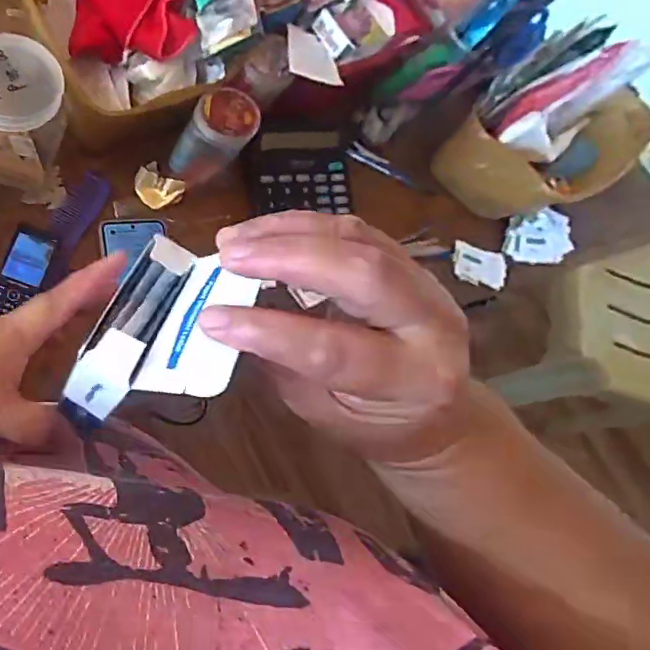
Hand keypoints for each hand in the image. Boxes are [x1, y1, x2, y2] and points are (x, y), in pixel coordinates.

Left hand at [0, 254, 125, 444]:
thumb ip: (37, 425)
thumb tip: (73, 438)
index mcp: (19, 332)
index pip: (65, 300)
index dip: (95, 280)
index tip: (121, 257)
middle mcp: (7, 327)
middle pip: (56, 306)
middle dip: (88, 295)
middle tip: (120, 286)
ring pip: (38, 323)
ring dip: (67, 316)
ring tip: (93, 318)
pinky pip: (23, 340)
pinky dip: (45, 338)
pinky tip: (46, 354)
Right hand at [196, 212, 474, 465]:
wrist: (436, 412)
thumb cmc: (374, 422)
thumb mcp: (324, 412)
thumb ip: (284, 367)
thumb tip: (229, 323)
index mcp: (413, 378)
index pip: (335, 349)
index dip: (270, 331)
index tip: (212, 319)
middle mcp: (431, 322)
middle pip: (362, 272)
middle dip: (286, 258)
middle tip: (227, 258)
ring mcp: (424, 281)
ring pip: (356, 239)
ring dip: (286, 233)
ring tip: (232, 241)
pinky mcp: (407, 259)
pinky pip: (353, 230)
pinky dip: (301, 226)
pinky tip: (261, 232)